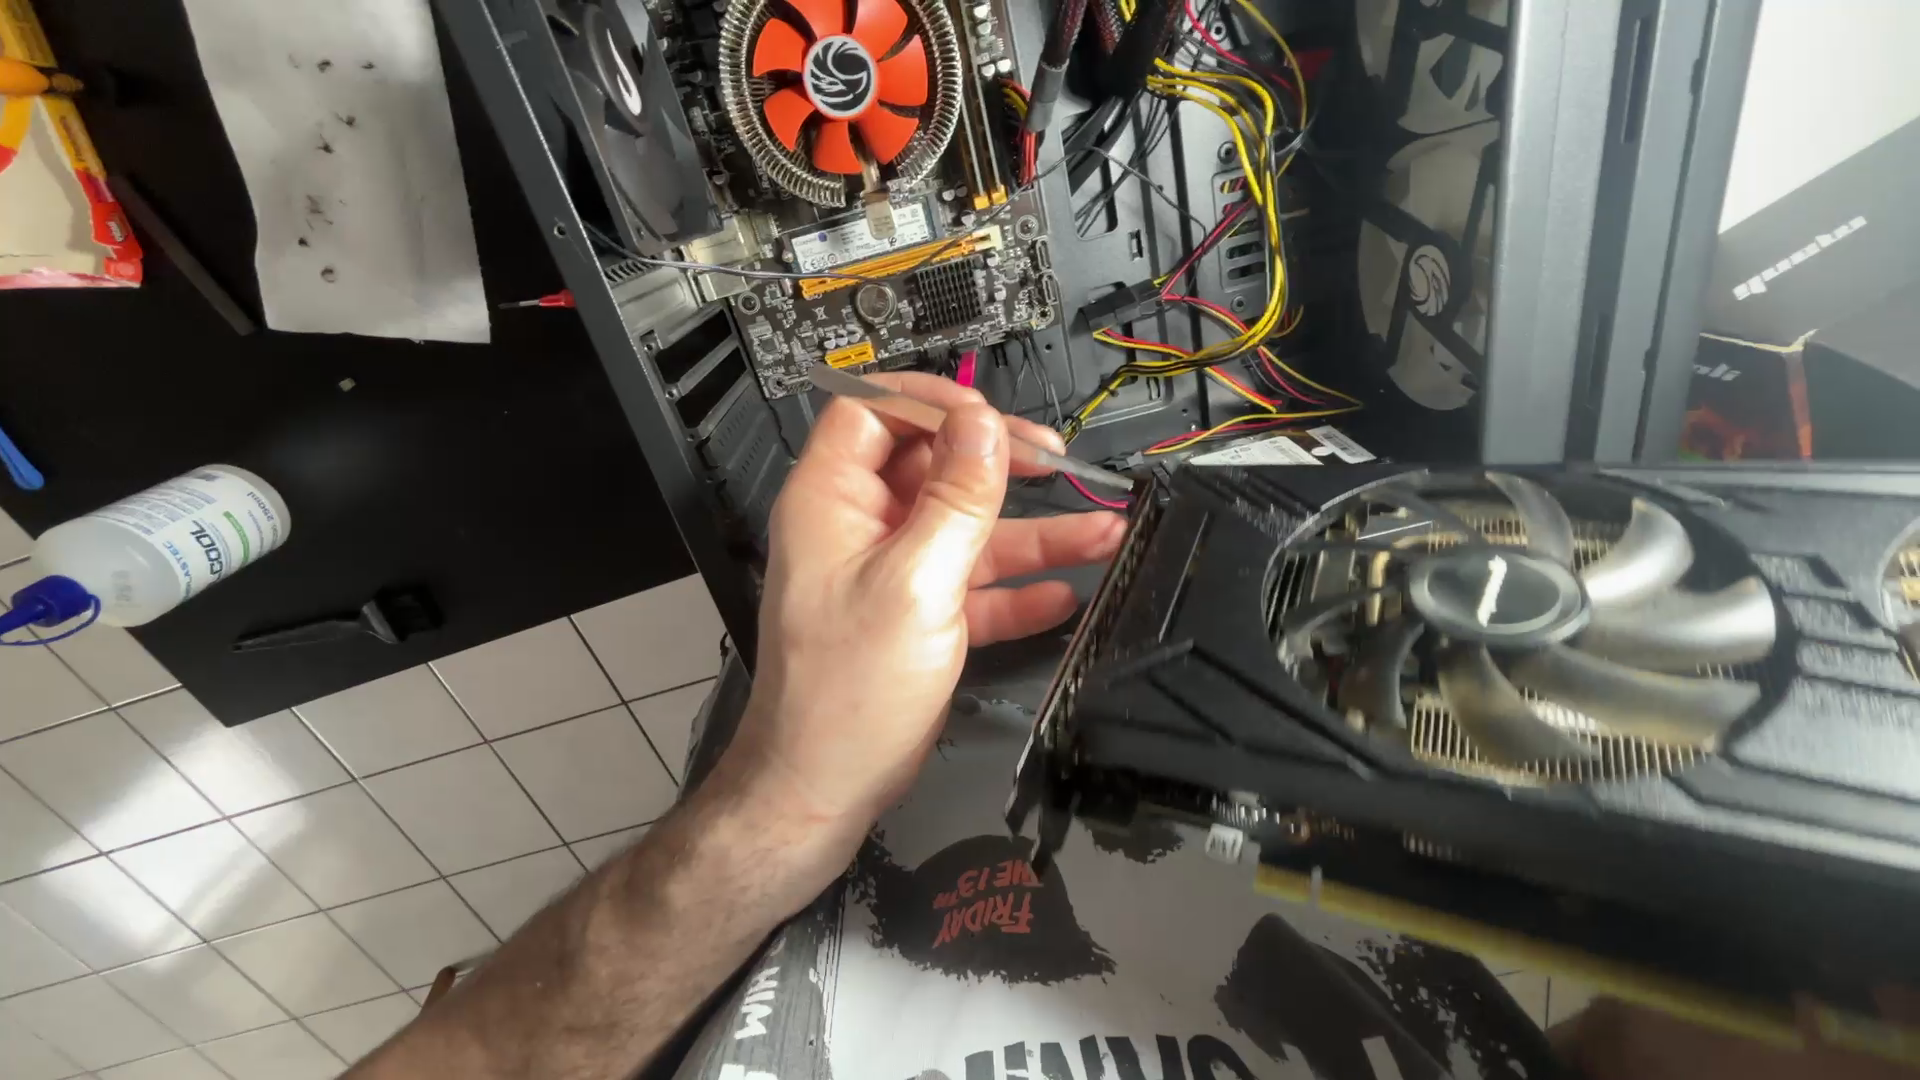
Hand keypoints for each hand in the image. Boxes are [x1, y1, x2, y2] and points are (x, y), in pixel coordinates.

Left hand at [716, 373, 1125, 872]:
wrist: (826, 788)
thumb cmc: (849, 690)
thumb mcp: (915, 584)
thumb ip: (956, 500)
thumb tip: (984, 424)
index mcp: (833, 500)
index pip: (874, 412)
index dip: (931, 403)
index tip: (990, 417)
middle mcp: (861, 525)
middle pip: (932, 465)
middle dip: (998, 464)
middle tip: (1057, 464)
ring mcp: (892, 570)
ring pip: (965, 529)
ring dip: (1031, 532)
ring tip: (1103, 532)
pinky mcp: (919, 612)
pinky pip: (973, 584)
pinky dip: (1016, 589)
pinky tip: (1063, 596)